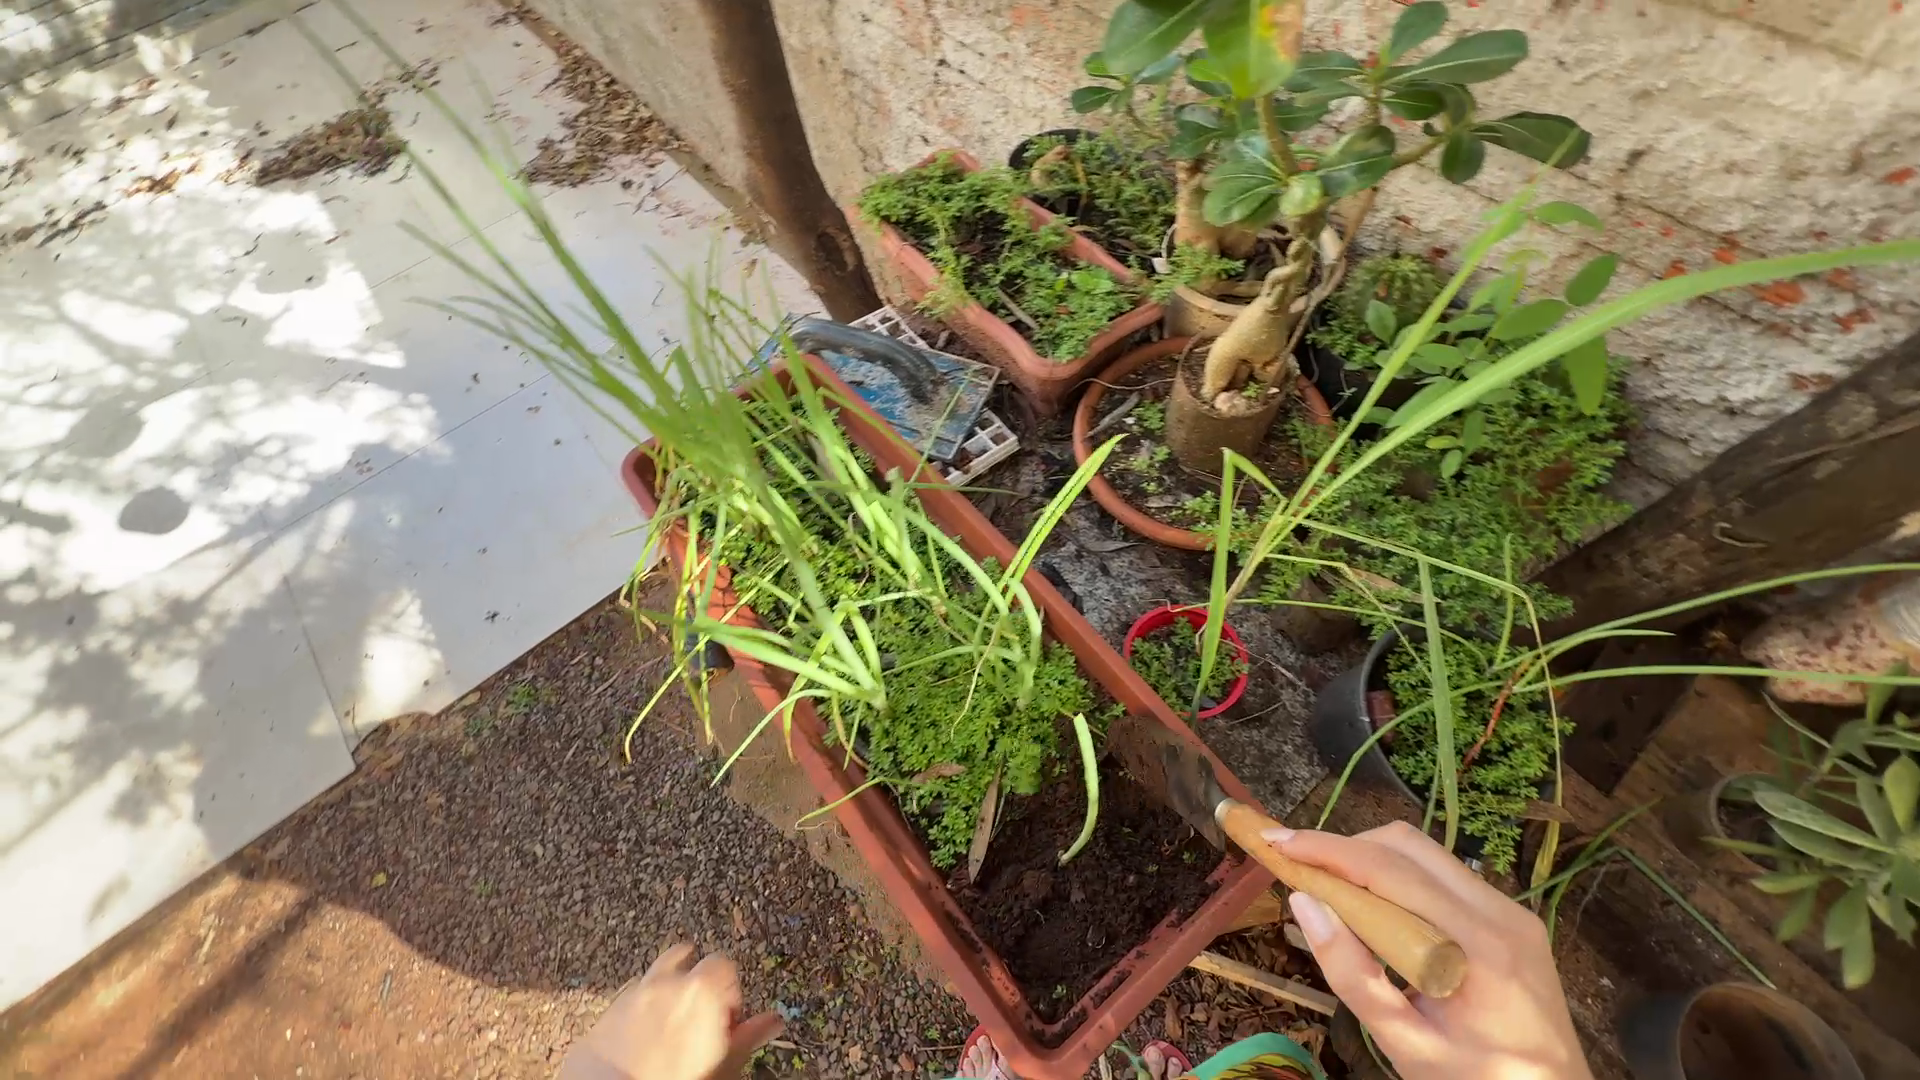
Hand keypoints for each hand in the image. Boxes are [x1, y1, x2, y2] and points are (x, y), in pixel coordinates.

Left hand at [561, 944, 783, 1079]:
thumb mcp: (724, 1063)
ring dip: (668, 984)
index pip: (724, 964)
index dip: (729, 990)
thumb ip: (750, 1035)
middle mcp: (671, 979)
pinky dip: (642, 1004)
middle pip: (690, 958)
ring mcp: (637, 991)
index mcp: (703, 987)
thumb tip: (776, 1019)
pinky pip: (632, 993)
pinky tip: (643, 1032)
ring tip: (671, 1017)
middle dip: (697, 979)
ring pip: (658, 971)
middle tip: (699, 1015)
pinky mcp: (610, 1008)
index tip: (727, 1018)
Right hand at [1269, 822, 1593, 1079]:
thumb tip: (1301, 900)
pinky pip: (1438, 873)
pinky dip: (1393, 874)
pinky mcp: (1509, 917)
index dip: (1326, 848)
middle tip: (1299, 867)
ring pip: (1421, 850)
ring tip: (1330, 887)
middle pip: (1405, 844)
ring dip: (1367, 857)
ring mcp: (1511, 911)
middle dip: (1343, 847)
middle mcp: (1501, 912)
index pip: (1388, 870)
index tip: (1275, 841)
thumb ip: (1350, 973)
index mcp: (1481, 945)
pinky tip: (1372, 905)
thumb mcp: (1405, 1045)